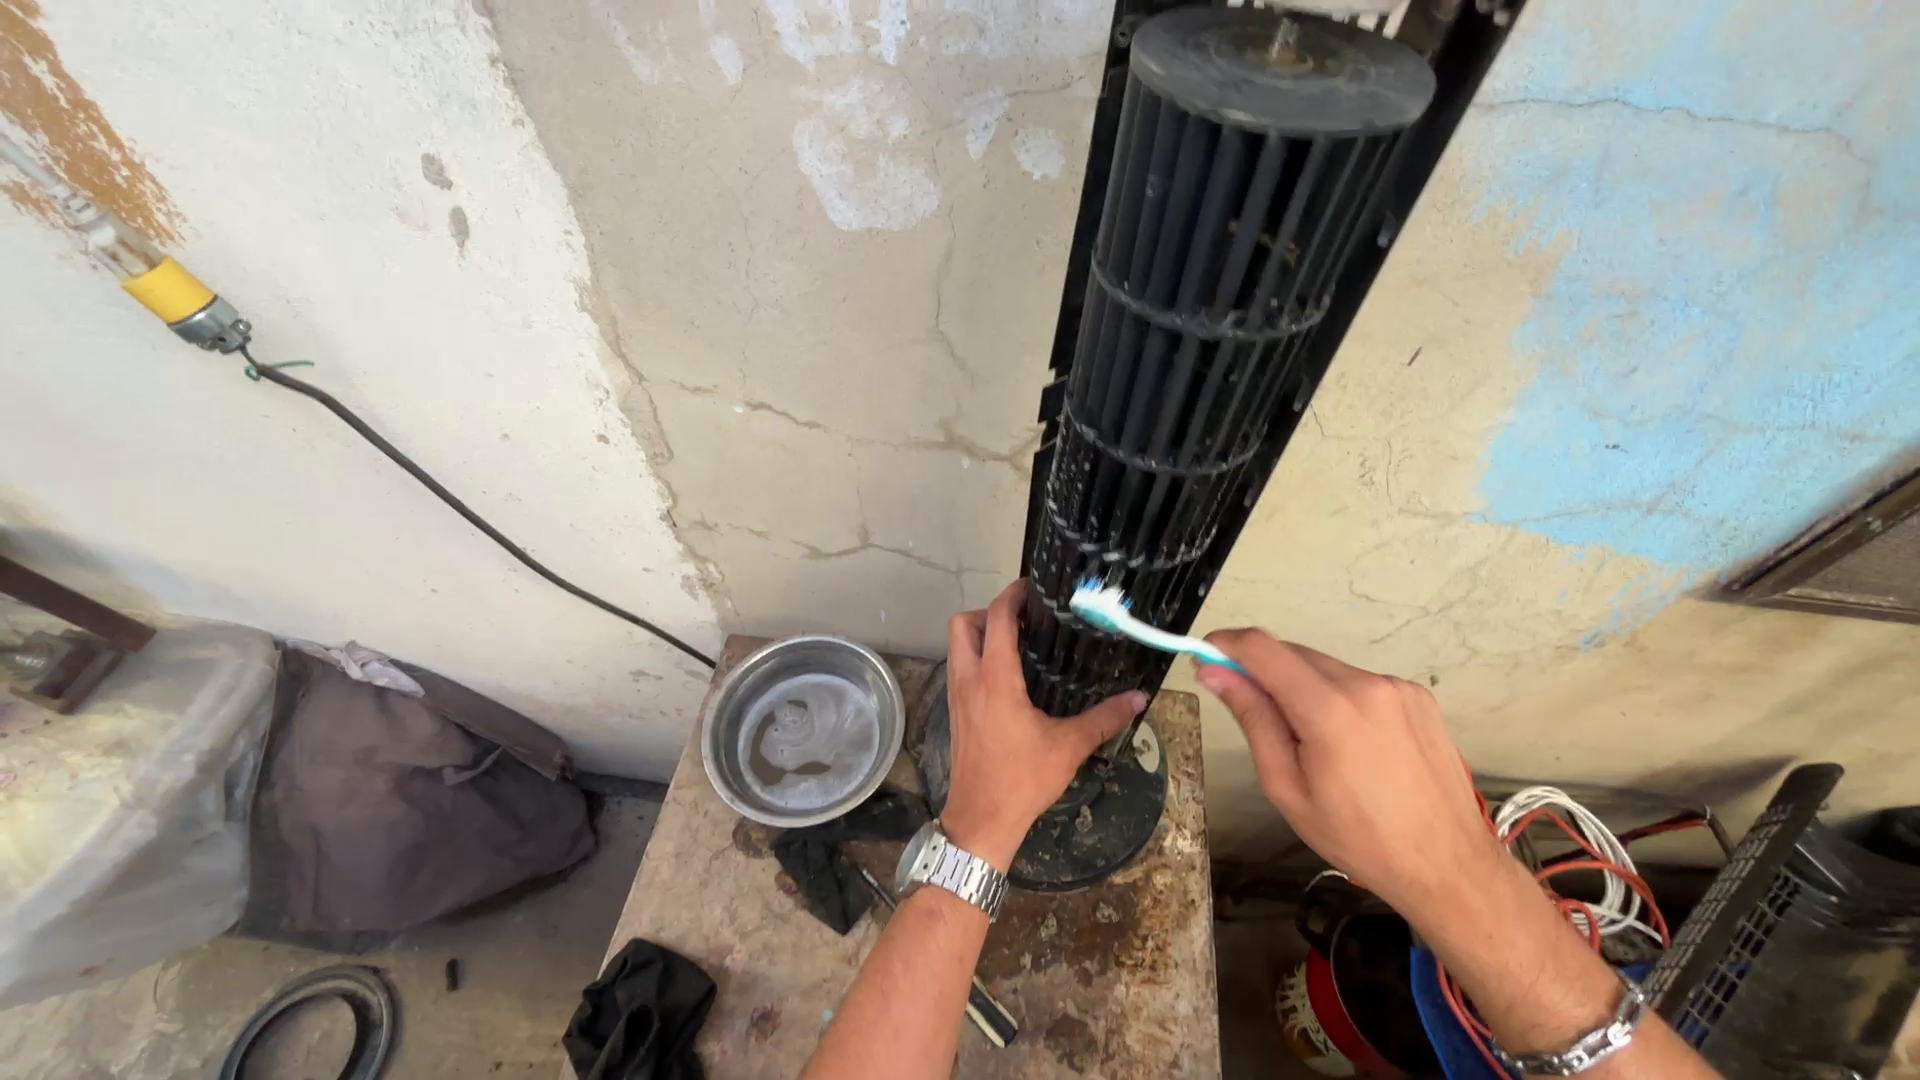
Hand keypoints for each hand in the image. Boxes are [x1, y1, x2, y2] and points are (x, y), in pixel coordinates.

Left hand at [941, 580, 1148, 870]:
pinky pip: (959, 667)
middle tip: (1023, 619)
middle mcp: (968, 680)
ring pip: (957, 646)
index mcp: (995, 679)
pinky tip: (1007, 675)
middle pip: (963, 623)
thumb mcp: (1069, 746)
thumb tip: (1139, 697)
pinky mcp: (955, 711)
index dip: (1013, 596)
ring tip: (1018, 642)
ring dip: (980, 634)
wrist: (981, 820)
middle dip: (988, 611)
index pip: (996, 618)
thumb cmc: (1022, 779)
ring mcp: (956, 695)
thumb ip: (1105, 718)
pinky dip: (976, 657)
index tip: (1034, 588)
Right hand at [1195, 629, 1507, 922]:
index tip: (1205, 657)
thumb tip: (1215, 673)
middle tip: (1248, 708)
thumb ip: (1252, 719)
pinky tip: (1348, 741)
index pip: (1262, 648)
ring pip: (1325, 667)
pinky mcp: (1418, 696)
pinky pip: (1358, 681)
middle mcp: (1366, 684)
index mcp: (1329, 709)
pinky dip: (1337, 696)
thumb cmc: (1357, 837)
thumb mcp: (1286, 787)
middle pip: (1293, 653)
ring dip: (1301, 686)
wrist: (1448, 865)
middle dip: (1261, 671)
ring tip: (1308, 740)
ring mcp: (1398, 687)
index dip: (1226, 644)